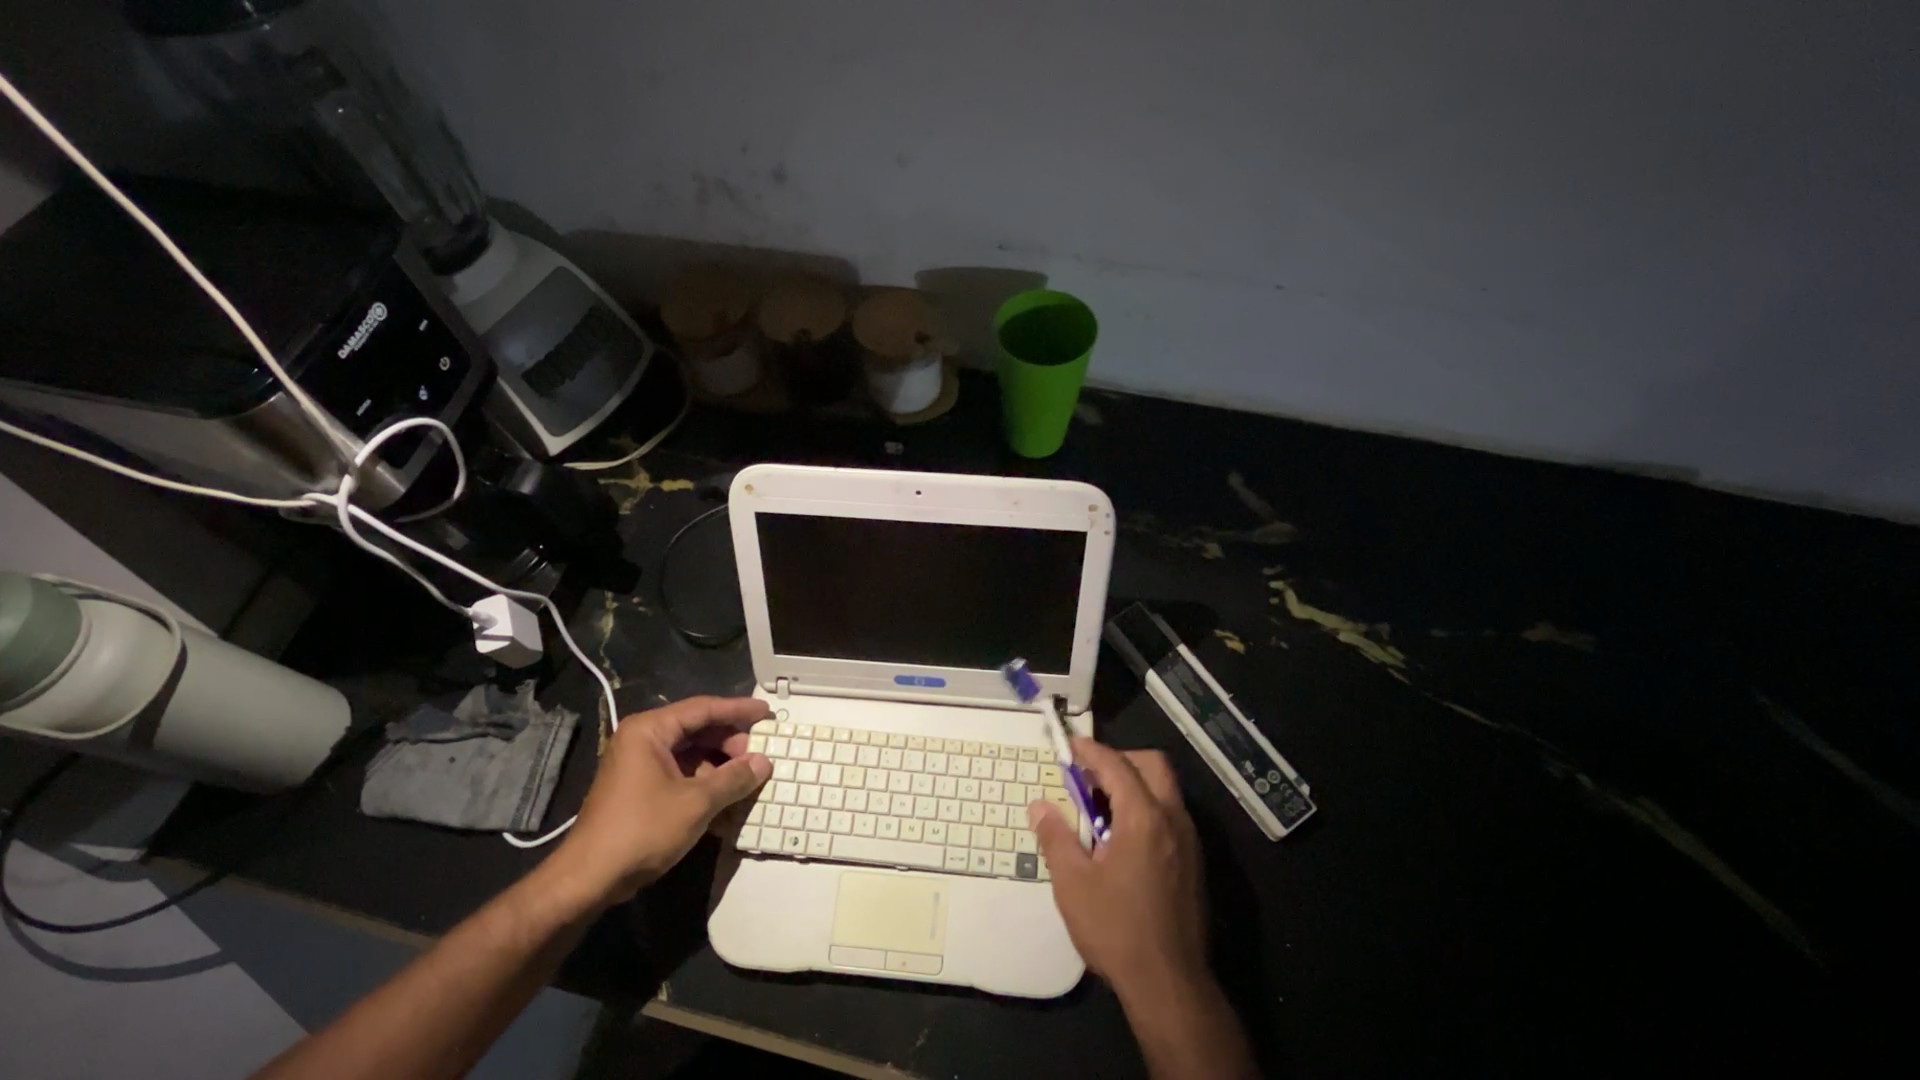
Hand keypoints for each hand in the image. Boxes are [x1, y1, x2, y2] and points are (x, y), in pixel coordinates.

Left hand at [546, 696, 771, 908]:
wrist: (590, 877)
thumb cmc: (642, 829)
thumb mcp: (696, 803)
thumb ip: (733, 778)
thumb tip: (764, 762)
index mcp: (650, 730)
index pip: (702, 709)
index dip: (738, 710)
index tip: (767, 713)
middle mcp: (642, 740)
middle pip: (697, 730)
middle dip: (730, 743)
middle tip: (760, 756)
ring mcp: (640, 766)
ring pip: (691, 755)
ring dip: (720, 766)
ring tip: (749, 779)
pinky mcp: (641, 790)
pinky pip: (680, 775)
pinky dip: (704, 783)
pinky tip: (728, 799)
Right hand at [1027, 739, 1207, 994]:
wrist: (1169, 982)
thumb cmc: (1116, 929)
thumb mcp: (1073, 883)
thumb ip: (1056, 837)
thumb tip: (1039, 806)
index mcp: (1144, 817)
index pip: (1116, 765)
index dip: (1090, 751)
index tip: (1069, 746)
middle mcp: (1174, 820)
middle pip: (1152, 766)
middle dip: (1119, 761)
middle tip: (1087, 778)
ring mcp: (1189, 841)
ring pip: (1164, 791)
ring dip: (1133, 786)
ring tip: (1098, 811)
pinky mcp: (1193, 862)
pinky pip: (1170, 816)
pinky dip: (1146, 809)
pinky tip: (1121, 840)